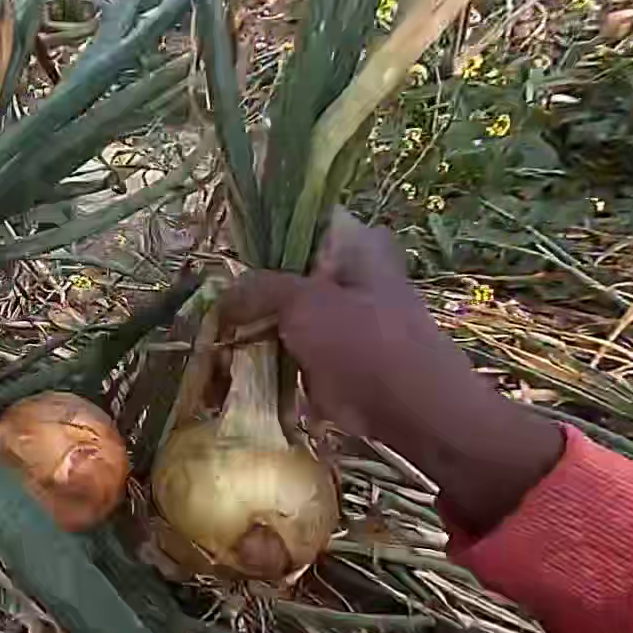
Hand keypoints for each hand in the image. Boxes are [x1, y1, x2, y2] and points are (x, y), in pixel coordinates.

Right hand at [223, 209, 561, 534]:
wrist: (412, 411)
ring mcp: (345, 308)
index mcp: (353, 240)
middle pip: (287, 266)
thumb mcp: (301, 304)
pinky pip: (295, 337)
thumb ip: (257, 289)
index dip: (257, 239)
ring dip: (260, 320)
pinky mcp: (339, 345)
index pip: (294, 221)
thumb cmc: (362, 345)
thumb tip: (223, 295)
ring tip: (226, 330)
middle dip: (253, 287)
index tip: (228, 264)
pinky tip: (246, 354)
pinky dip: (273, 346)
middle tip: (220, 304)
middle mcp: (350, 267)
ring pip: (288, 305)